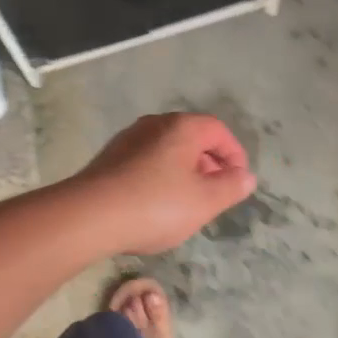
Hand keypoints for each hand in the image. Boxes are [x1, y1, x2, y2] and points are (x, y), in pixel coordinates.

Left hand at [69, 113, 257, 255]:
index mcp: (181, 127)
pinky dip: (161, 175)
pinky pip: (147, 159)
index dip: (234, 154)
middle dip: (210, 163)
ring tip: (188, 203)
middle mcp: (155, 123)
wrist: (91, 214)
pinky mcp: (112, 156)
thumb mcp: (203, 202)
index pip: (218, 130)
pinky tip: (156, 204)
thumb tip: (246, 176)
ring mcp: (130, 137)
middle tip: (216, 194)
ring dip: (184, 170)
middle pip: (192, 136)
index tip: (239, 181)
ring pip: (168, 148)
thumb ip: (230, 188)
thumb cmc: (156, 205)